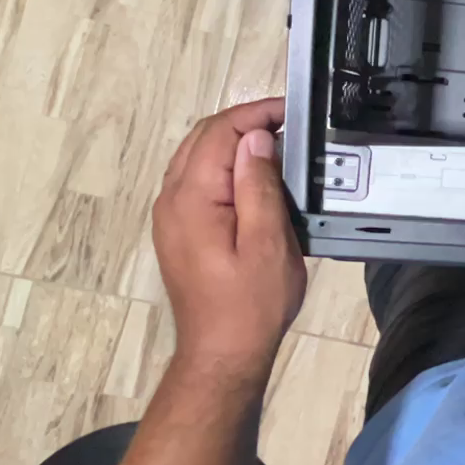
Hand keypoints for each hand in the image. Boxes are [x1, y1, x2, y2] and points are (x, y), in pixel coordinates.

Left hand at [152, 98, 306, 375]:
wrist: (222, 352)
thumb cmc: (252, 302)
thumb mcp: (269, 243)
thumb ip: (259, 187)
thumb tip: (257, 139)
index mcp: (192, 198)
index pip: (219, 133)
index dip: (256, 114)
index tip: (294, 112)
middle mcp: (171, 199)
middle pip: (203, 138)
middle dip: (245, 121)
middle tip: (291, 124)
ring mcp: (170, 214)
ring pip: (196, 155)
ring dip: (234, 140)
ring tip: (278, 143)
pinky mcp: (179, 228)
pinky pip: (196, 177)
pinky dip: (225, 162)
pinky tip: (254, 173)